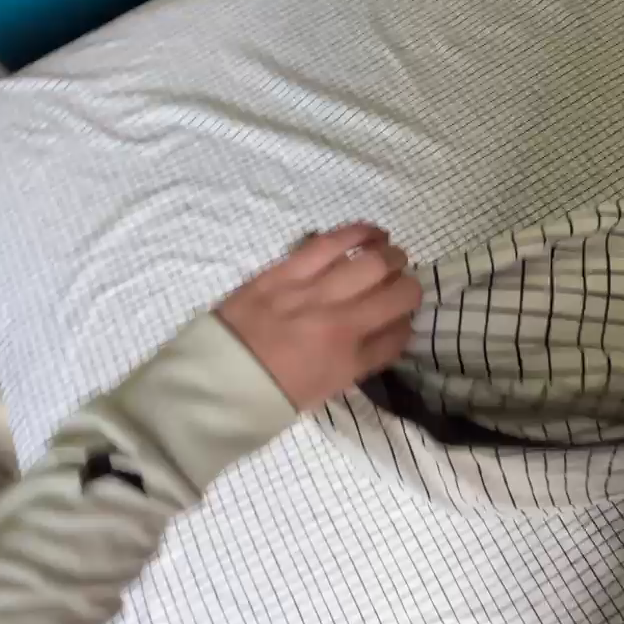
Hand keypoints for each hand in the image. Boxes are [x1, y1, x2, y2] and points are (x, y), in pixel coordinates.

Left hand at [216, 223, 422, 409]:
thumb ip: (367, 356)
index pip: (400, 331)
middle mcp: (338, 322)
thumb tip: (394, 327)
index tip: (401, 316)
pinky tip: (371, 233)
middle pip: (396, 290)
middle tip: (401, 281)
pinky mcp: (285, 270)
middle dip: (408, 283)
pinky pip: (330, 242)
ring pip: (370, 260)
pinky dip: (358, 233)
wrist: (214, 378)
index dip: (408, 320)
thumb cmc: (274, 391)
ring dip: (390, 254)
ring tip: (391, 253)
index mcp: (347, 358)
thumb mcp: (330, 387)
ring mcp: (311, 292)